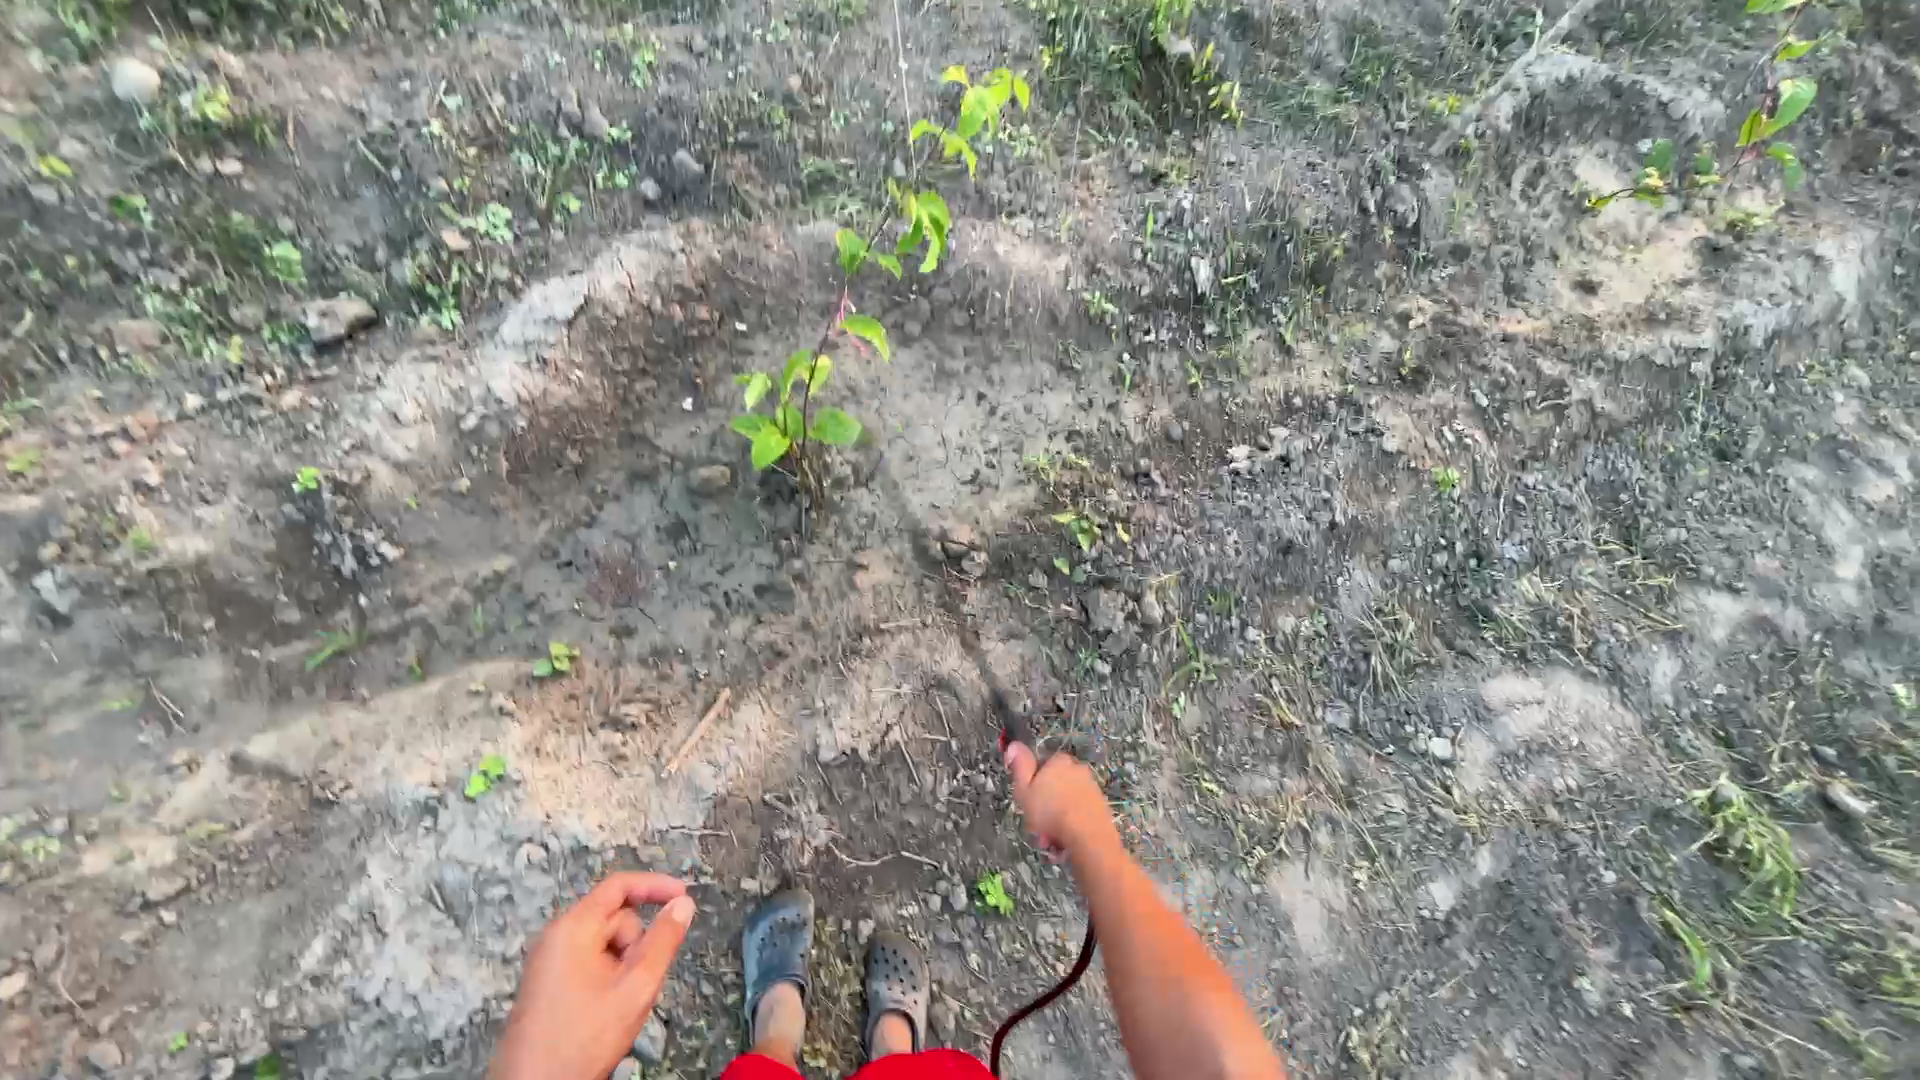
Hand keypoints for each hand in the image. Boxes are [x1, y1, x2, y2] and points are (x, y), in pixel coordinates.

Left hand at [489, 873, 696, 1079]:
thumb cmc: (585, 1036)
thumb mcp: (636, 987)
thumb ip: (664, 940)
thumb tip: (684, 903)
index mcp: (573, 927)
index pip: (619, 885)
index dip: (656, 886)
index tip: (685, 898)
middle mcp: (556, 936)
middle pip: (615, 918)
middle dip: (637, 943)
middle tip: (640, 982)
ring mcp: (549, 961)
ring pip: (606, 943)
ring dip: (624, 964)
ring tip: (622, 1002)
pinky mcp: (548, 983)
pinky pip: (590, 961)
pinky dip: (609, 975)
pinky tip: (608, 1009)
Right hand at [1003, 744, 1117, 858]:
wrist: (1088, 835)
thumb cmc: (1050, 811)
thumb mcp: (1025, 788)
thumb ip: (1020, 766)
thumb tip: (1013, 744)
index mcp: (1059, 761)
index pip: (1042, 767)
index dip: (1033, 786)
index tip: (1029, 803)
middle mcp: (1078, 769)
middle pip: (1056, 786)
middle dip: (1047, 805)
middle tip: (1039, 825)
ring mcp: (1092, 787)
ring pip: (1067, 802)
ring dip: (1058, 818)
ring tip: (1051, 839)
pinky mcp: (1101, 806)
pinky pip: (1080, 813)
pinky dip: (1072, 825)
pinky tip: (1066, 840)